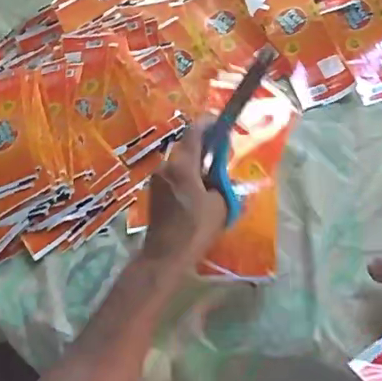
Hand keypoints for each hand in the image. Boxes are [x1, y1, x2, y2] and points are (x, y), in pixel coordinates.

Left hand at [141, 118, 227, 270]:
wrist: (164, 256)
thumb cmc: (194, 230)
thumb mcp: (220, 206)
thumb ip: (225, 185)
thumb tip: (226, 177)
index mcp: (182, 165)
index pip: (195, 131)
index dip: (210, 123)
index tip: (223, 125)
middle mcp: (166, 166)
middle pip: (188, 146)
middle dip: (207, 147)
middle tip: (224, 157)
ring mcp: (157, 179)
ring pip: (181, 162)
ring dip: (197, 164)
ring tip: (214, 179)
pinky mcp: (155, 192)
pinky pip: (175, 175)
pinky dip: (188, 177)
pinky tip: (200, 193)